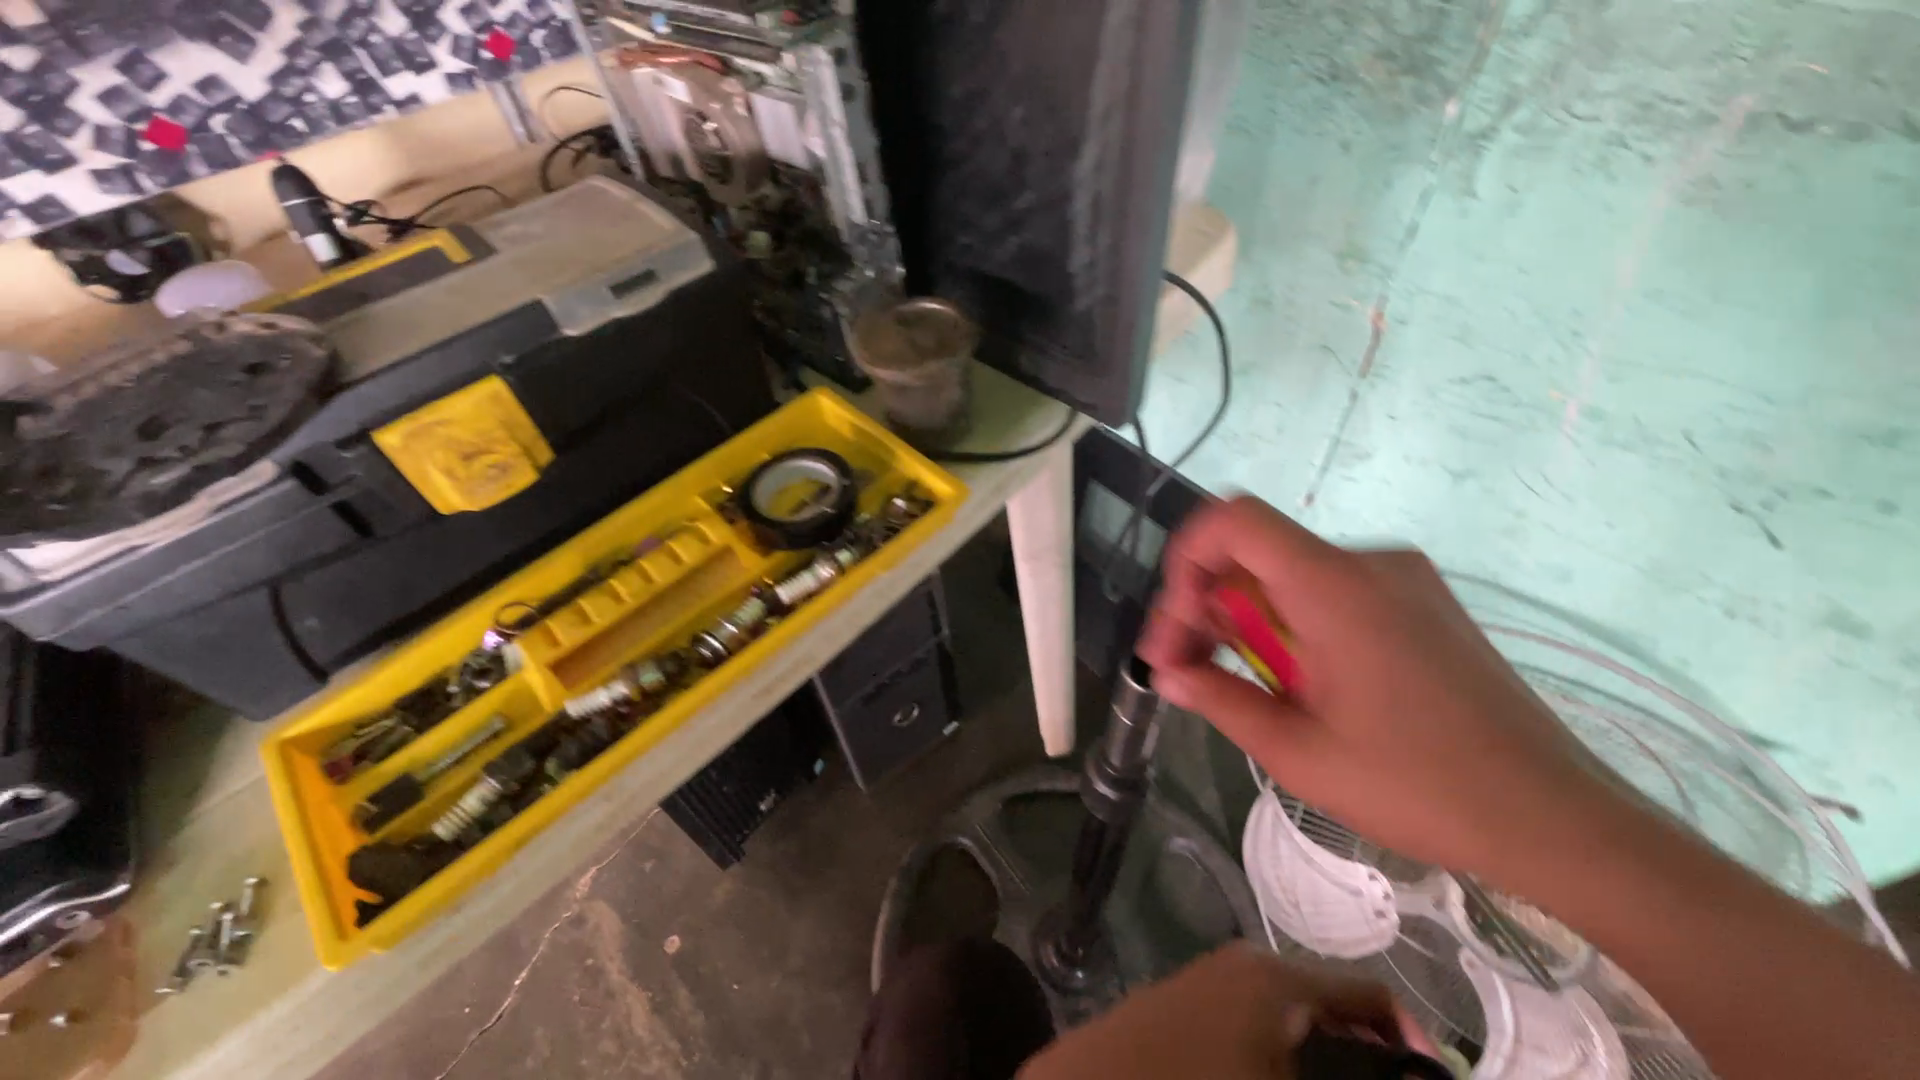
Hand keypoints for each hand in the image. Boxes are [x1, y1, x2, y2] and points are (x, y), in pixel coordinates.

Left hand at [1019, 944, 1426, 1079]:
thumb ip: (1345, 1079)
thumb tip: (1394, 1074)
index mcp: (1276, 980)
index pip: (1369, 996)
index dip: (1412, 1045)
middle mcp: (1245, 967)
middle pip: (1332, 1006)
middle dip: (1365, 1058)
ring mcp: (1208, 981)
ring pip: (1291, 1019)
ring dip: (1321, 1059)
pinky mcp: (1182, 1003)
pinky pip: (1253, 1026)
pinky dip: (1279, 1055)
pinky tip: (1276, 1077)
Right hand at [1139, 496, 1621, 886]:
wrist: (1553, 816)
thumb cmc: (1417, 786)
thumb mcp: (1298, 753)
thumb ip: (1220, 699)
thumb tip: (1167, 674)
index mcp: (1334, 586)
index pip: (1234, 521)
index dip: (1186, 559)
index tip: (1176, 628)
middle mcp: (1370, 564)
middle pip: (1259, 552)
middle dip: (1209, 605)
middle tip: (1187, 672)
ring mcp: (1405, 580)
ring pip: (1293, 575)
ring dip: (1251, 620)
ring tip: (1241, 686)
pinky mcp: (1426, 605)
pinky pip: (1335, 592)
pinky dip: (1295, 624)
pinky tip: (1300, 683)